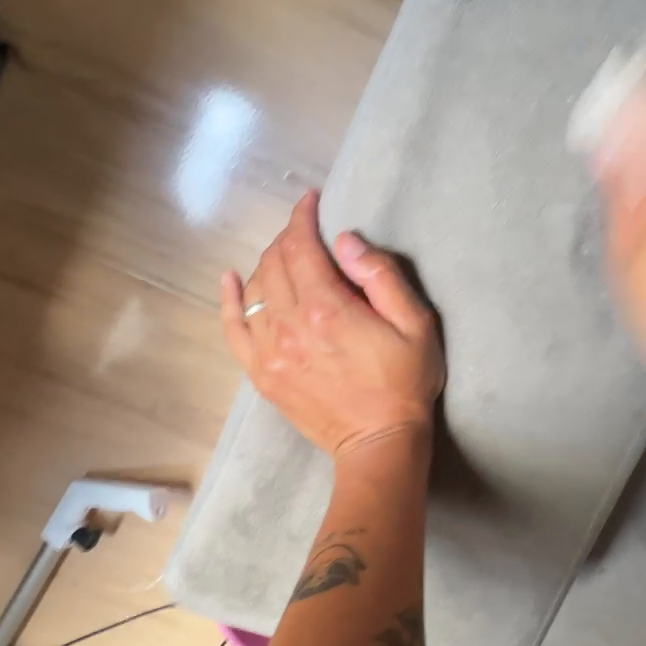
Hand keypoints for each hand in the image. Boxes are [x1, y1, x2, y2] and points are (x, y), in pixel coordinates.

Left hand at [222, 191, 444, 458]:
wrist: (380, 444)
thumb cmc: (405, 382)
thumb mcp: (416, 325)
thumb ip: (381, 277)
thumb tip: (345, 241)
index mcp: (326, 309)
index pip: (301, 248)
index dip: (303, 218)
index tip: (310, 201)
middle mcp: (288, 326)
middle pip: (274, 263)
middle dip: (288, 238)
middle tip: (308, 231)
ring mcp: (268, 352)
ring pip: (254, 289)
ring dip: (268, 264)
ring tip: (288, 257)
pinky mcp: (262, 374)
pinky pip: (233, 327)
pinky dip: (229, 299)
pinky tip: (231, 279)